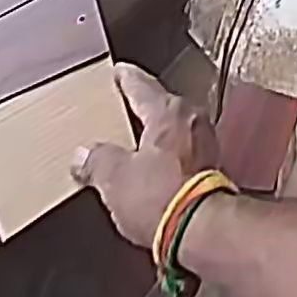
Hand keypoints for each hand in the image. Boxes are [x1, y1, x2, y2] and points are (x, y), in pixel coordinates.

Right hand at [70, 63, 220, 246]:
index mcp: (167, 111)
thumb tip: (83, 155)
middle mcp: (190, 117)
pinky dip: (170, 152)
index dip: (127, 78)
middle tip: (125, 106)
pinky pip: (185, 148)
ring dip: (158, 132)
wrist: (201, 226)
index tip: (120, 70)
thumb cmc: (161, 196)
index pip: (142, 86)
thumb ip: (97, 162)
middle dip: (143, 106)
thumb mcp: (116, 178)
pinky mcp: (212, 162)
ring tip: (138, 140)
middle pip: (162, 104)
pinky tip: (158, 166)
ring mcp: (205, 138)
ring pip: (175, 126)